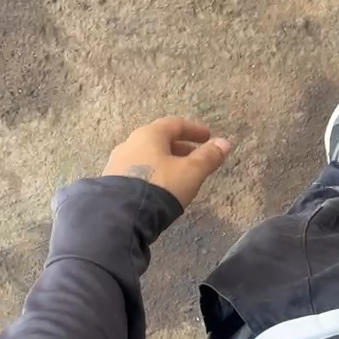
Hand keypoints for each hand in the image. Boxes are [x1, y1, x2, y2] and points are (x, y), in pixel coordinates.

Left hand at [103, 117, 232, 205]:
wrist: (122, 214)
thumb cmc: (161, 185)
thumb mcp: (191, 171)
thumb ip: (208, 156)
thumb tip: (225, 142)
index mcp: (150, 135)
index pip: (175, 124)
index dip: (194, 129)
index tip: (208, 137)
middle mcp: (131, 143)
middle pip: (160, 139)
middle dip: (181, 146)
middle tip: (197, 156)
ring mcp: (118, 162)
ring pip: (149, 155)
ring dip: (167, 160)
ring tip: (182, 173)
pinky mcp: (113, 181)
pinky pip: (139, 169)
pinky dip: (155, 172)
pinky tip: (163, 185)